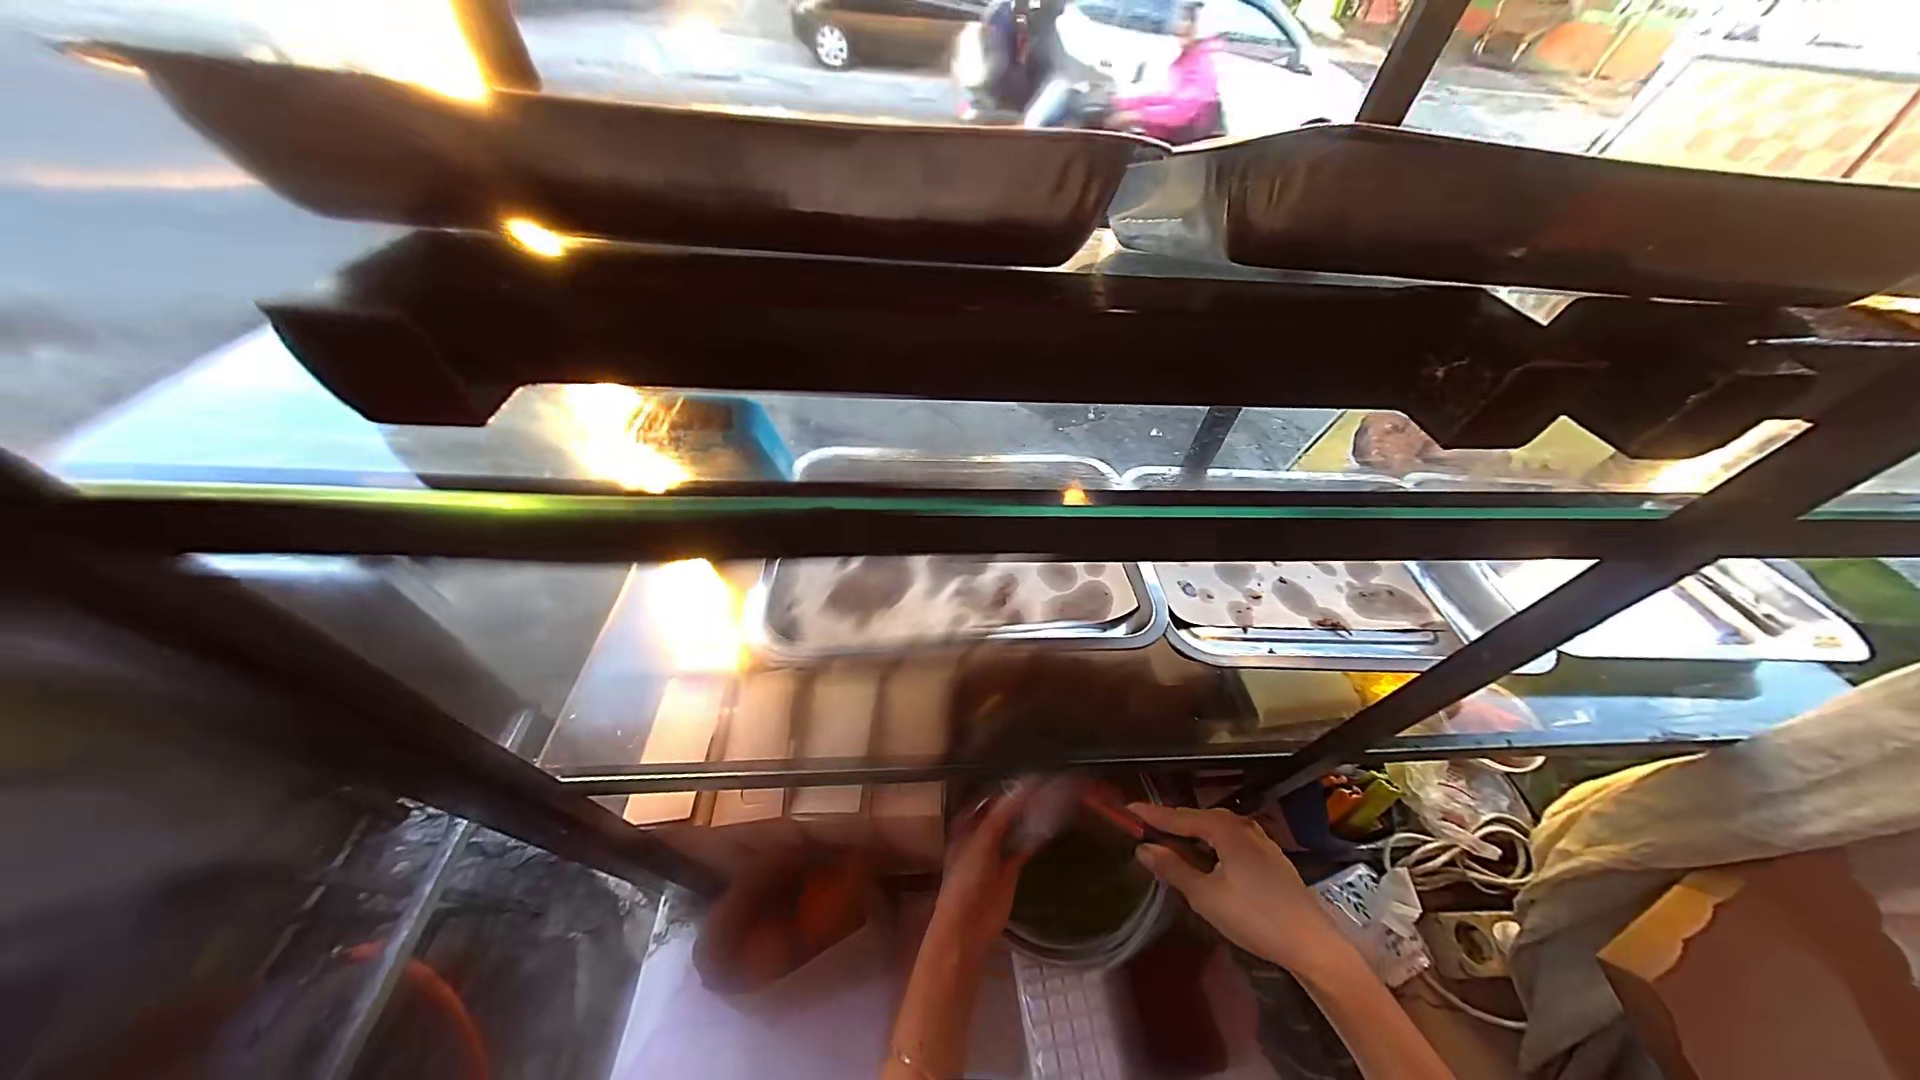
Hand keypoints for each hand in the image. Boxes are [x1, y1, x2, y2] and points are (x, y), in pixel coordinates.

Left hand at [931, 786, 1034, 951]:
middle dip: (1017, 802)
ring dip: (1027, 818)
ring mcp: (995, 853)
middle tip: (1041, 784)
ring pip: (1013, 829)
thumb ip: (1003, 815)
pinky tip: (1048, 826)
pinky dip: (1034, 838)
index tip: (1023, 774)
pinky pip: (1023, 848)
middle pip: (1001, 813)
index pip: (985, 800)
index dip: (1002, 788)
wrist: (968, 925)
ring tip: (1048, 799)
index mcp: (964, 826)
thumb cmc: (966, 879)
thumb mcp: (982, 840)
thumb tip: (1024, 789)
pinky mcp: (1010, 870)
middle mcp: (979, 836)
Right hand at [1129, 803, 1351, 975]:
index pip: (1178, 816)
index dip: (1150, 814)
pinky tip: (1203, 861)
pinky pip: (1228, 842)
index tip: (1126, 809)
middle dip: (1169, 823)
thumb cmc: (1255, 916)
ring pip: (1214, 831)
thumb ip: (1173, 869)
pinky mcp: (1268, 858)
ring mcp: (1259, 841)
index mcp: (1224, 827)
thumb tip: (1144, 849)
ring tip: (1167, 844)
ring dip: (1190, 836)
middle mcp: (1242, 825)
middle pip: (1196, 819)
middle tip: (1142, 828)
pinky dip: (1208, 846)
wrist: (1314, 945)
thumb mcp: (1205, 895)